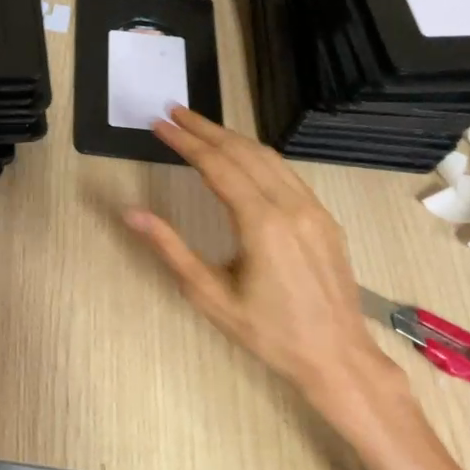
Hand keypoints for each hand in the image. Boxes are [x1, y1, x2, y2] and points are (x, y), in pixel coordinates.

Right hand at [124, 105, 390, 399]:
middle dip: (207, 130)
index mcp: (262, 224)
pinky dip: (257, 156)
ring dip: (232, 138)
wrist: (337, 357)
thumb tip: (131, 213)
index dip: (186, 142)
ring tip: (201, 127)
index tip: (160, 124)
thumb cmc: (268, 332)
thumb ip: (170, 248)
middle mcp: (291, 207)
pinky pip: (287, 174)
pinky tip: (241, 157)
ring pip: (269, 159)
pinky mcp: (324, 220)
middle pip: (244, 153)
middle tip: (174, 112)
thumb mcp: (208, 295)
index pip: (217, 167)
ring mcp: (313, 211)